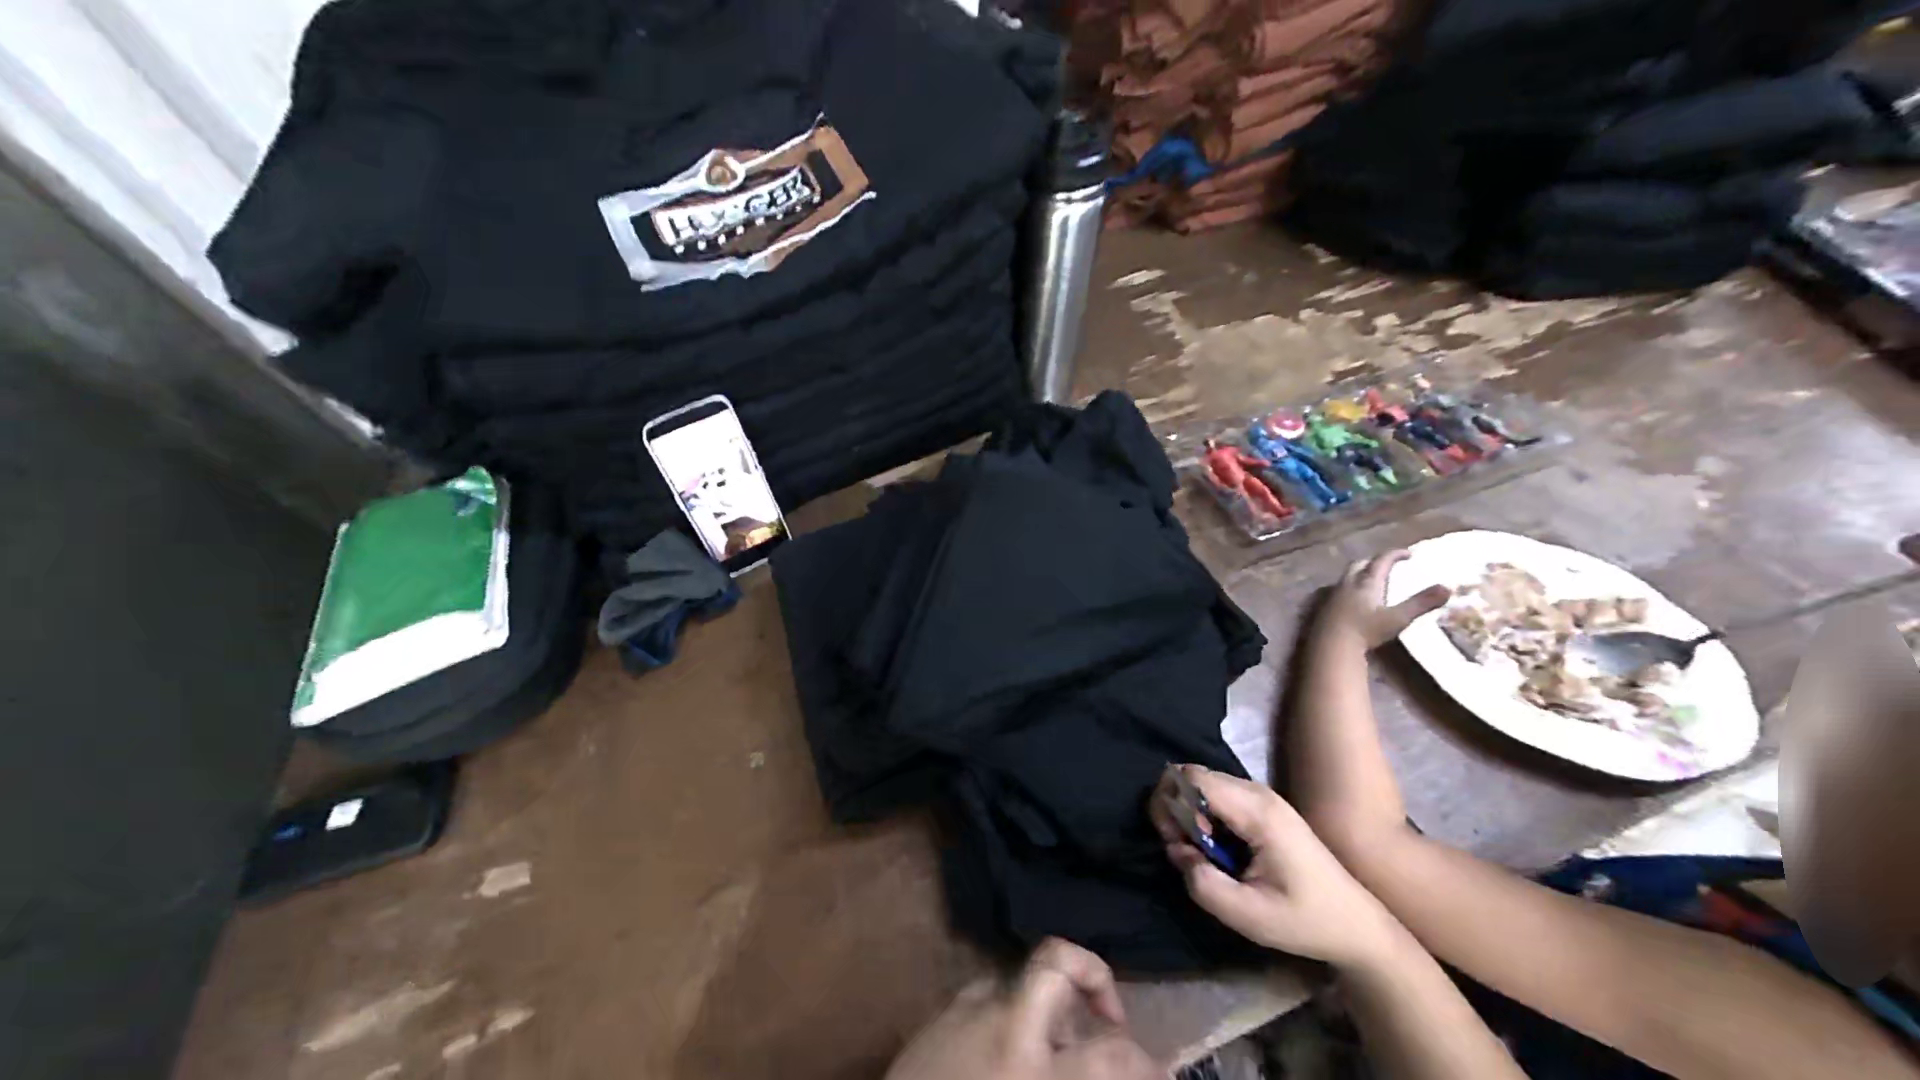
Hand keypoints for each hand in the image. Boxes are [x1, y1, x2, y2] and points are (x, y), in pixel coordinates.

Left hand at [884, 938, 1159, 1079]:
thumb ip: (1079, 1072)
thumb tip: (1117, 1062)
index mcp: (1029, 1065)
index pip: (1112, 1053)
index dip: (1146, 1062)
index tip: (1157, 1071)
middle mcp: (1001, 1023)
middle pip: (1057, 960)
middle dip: (1093, 977)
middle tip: (1108, 1021)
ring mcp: (965, 1009)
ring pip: (1022, 979)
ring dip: (1049, 1005)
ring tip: (1059, 1049)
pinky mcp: (940, 1014)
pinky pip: (990, 998)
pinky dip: (1013, 1017)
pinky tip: (1010, 1056)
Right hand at [1154, 765, 1404, 967]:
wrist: (1356, 924)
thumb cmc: (1305, 921)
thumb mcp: (1248, 915)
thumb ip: (1202, 882)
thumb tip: (1176, 851)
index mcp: (1257, 812)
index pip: (1192, 778)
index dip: (1171, 804)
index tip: (1177, 843)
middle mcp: (1257, 793)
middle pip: (1193, 775)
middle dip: (1175, 807)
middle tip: (1184, 850)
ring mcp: (1261, 797)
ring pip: (1202, 784)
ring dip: (1188, 814)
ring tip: (1200, 854)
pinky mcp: (1261, 807)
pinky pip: (1216, 795)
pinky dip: (1203, 817)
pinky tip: (1216, 850)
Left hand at [1315, 550, 1449, 649]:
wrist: (1332, 645)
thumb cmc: (1366, 630)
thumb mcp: (1398, 618)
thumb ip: (1421, 603)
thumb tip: (1448, 588)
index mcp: (1367, 582)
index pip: (1381, 561)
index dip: (1394, 554)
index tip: (1408, 554)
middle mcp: (1348, 583)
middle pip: (1359, 565)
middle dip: (1373, 562)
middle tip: (1386, 566)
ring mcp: (1333, 594)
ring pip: (1346, 576)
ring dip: (1359, 574)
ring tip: (1371, 581)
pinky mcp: (1324, 606)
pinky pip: (1337, 590)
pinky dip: (1348, 588)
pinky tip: (1352, 599)